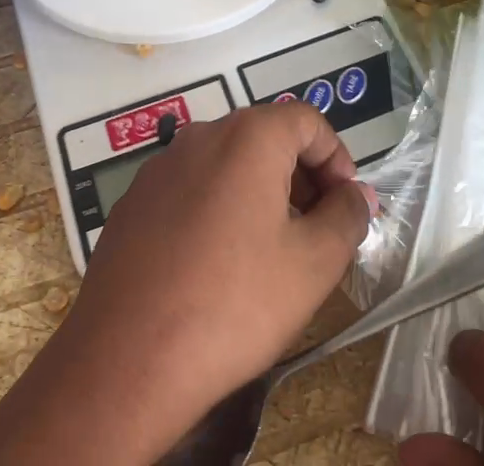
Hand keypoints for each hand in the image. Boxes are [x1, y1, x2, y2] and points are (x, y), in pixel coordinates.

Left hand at [0, 101, 372, 465]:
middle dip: (301, 176)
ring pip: (225, 164)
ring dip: (260, 193)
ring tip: (271, 252)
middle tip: (318, 230)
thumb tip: (356, 195)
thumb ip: (347, 216)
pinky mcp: (132, 205)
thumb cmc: (234, 304)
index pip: (308, 121)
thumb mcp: (314, 263)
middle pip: (265, 138)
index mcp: (247, 137)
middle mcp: (199, 138)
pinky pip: (190, 191)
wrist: (127, 361)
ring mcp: (157, 170)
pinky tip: (218, 266)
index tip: (346, 206)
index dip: (338, 158)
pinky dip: (218, 210)